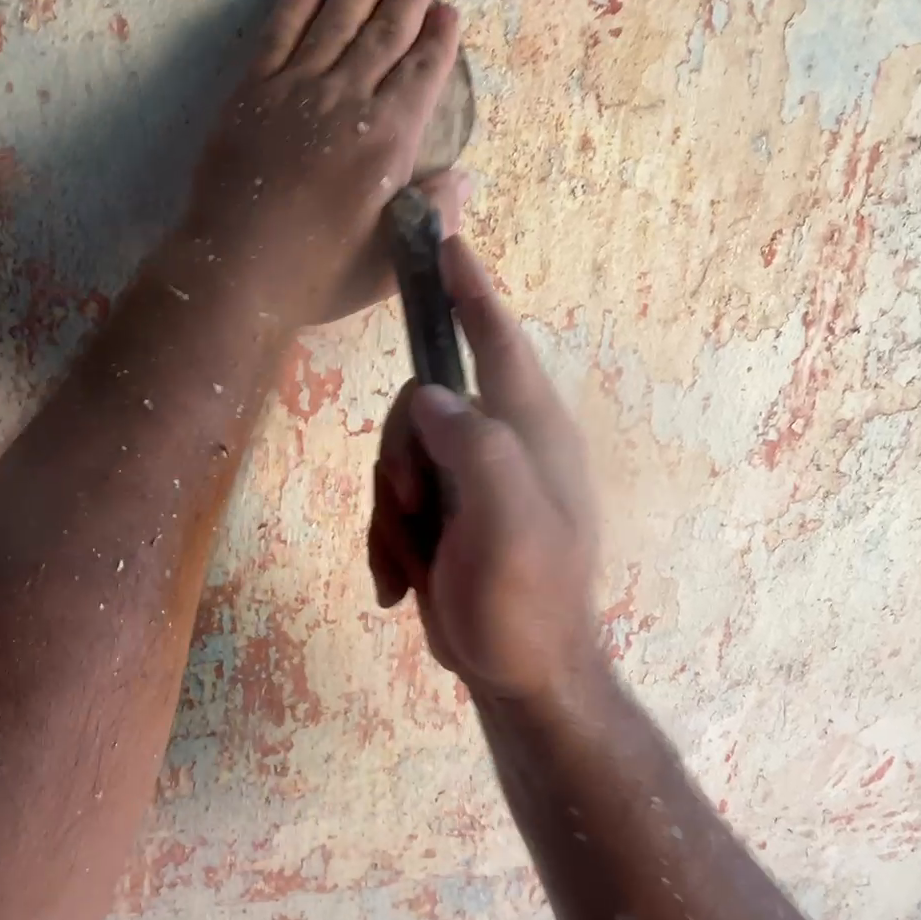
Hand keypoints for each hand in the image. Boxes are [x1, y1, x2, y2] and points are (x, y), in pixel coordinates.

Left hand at [187, 0, 467, 325]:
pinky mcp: (251, 94)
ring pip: (336, 23)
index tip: (449, 11)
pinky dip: (295, 3)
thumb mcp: (391, 260)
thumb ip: (433, 215)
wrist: (236, 272)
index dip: (438, 40)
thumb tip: (464, 179)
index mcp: (389, 141)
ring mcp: (296, 92)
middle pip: (384, 35)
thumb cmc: (318, 274)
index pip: (422, 75)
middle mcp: (347, 103)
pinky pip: (277, 35)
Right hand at [368, 237, 602, 702]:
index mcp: (529, 430)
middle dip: (401, 459)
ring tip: (417, 562)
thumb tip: (432, 398)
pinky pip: (394, 499)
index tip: (448, 244)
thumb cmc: (527, 602)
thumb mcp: (508, 523)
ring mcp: (471, 478)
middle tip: (414, 511)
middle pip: (419, 405)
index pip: (498, 340)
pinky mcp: (447, 511)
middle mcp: (500, 441)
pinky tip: (406, 581)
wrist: (522, 676)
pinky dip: (391, 539)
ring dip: (393, 512)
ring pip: (398, 455)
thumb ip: (476, 448)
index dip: (470, 291)